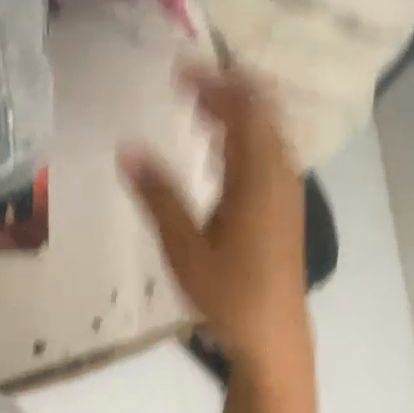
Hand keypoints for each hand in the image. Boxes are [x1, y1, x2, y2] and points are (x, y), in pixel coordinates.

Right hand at [122, 66, 308, 357]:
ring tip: (197, 117)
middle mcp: (279, 175)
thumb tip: (127, 154)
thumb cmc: (228, 295)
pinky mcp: (284, 211)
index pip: (242, 109)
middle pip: (258, 115)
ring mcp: (286, 193)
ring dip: (233, 121)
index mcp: (257, 177)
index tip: (176, 79)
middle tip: (184, 93)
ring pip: (265, 136)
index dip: (212, 86)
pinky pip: (266, 158)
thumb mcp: (185, 249)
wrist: (273, 334)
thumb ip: (158, 198)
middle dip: (223, 97)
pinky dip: (242, 146)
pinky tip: (218, 161)